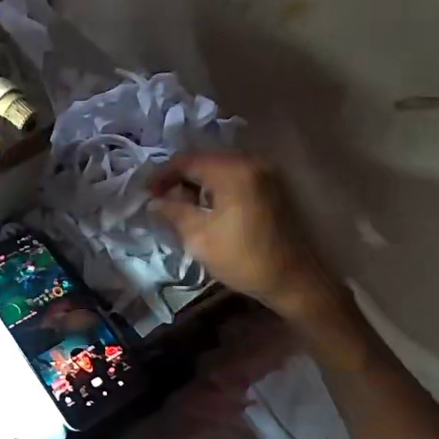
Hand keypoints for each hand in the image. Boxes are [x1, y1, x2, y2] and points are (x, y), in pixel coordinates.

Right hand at [149, 150, 346, 321]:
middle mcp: (252, 162)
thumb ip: (173, 212)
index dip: (162, 175)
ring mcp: (266, 173)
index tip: (146, 193)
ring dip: (198, 182)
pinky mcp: (273, 186)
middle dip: (179, 177)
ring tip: (180, 204)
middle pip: (205, 160)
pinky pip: (236, 177)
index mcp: (233, 171)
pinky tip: (206, 205)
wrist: (293, 279)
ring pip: (220, 168)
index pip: (188, 160)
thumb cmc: (243, 259)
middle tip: (160, 198)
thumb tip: (155, 201)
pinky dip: (216, 186)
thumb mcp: (199, 238)